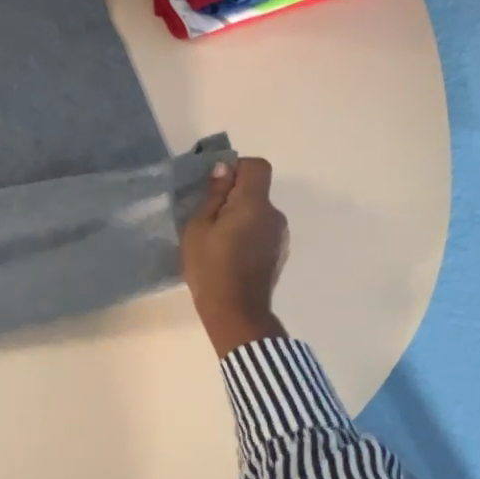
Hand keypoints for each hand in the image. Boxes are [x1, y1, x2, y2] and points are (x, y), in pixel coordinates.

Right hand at [182, 157, 289, 355]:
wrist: (236, 312)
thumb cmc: (210, 267)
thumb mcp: (198, 227)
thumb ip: (214, 195)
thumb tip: (224, 169)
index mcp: (254, 204)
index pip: (257, 166)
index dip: (236, 168)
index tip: (215, 187)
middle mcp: (274, 214)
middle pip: (257, 190)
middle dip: (233, 196)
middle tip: (207, 219)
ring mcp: (280, 235)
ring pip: (258, 211)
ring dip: (240, 217)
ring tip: (218, 241)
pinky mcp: (279, 252)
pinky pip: (262, 230)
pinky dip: (248, 233)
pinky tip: (231, 255)